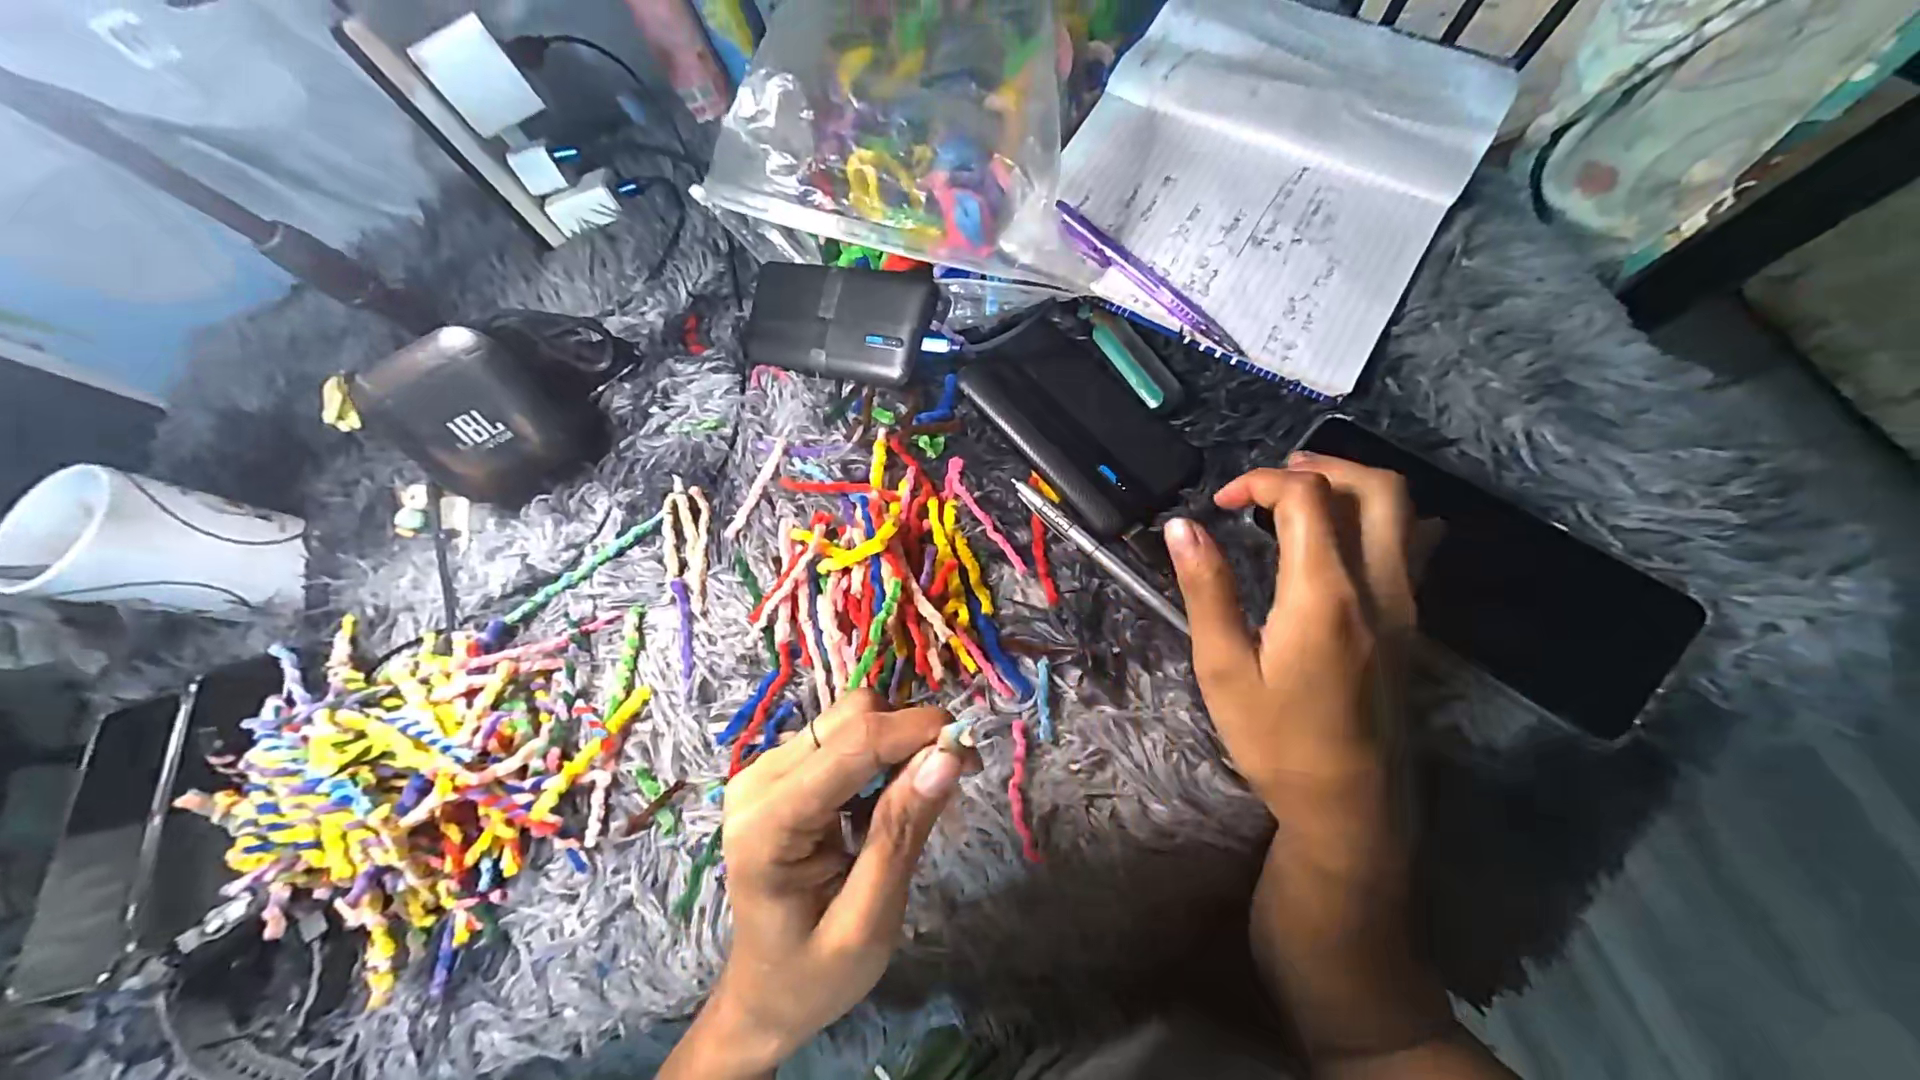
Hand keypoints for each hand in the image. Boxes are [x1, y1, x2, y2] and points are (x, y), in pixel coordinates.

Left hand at [660, 691, 968, 1079]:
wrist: (762, 994)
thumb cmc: (813, 976)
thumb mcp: (869, 923)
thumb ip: (902, 833)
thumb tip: (947, 756)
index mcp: (770, 822)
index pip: (855, 742)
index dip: (919, 731)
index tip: (971, 754)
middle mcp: (759, 779)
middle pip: (853, 716)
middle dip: (913, 734)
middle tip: (953, 778)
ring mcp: (765, 769)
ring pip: (850, 717)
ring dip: (899, 742)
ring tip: (922, 794)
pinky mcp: (780, 770)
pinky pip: (842, 735)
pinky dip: (881, 752)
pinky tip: (891, 796)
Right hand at [1167, 454, 1469, 1065]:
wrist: (1351, 807)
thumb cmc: (1276, 741)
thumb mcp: (1224, 668)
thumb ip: (1207, 590)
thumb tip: (1182, 526)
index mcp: (1326, 595)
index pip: (1306, 499)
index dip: (1259, 483)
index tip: (1219, 504)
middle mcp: (1378, 588)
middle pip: (1374, 488)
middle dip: (1320, 467)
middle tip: (1270, 480)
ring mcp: (1405, 606)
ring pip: (1402, 513)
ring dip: (1352, 487)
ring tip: (1302, 495)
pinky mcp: (1412, 626)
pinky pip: (1411, 549)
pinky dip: (1380, 521)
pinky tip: (1348, 539)